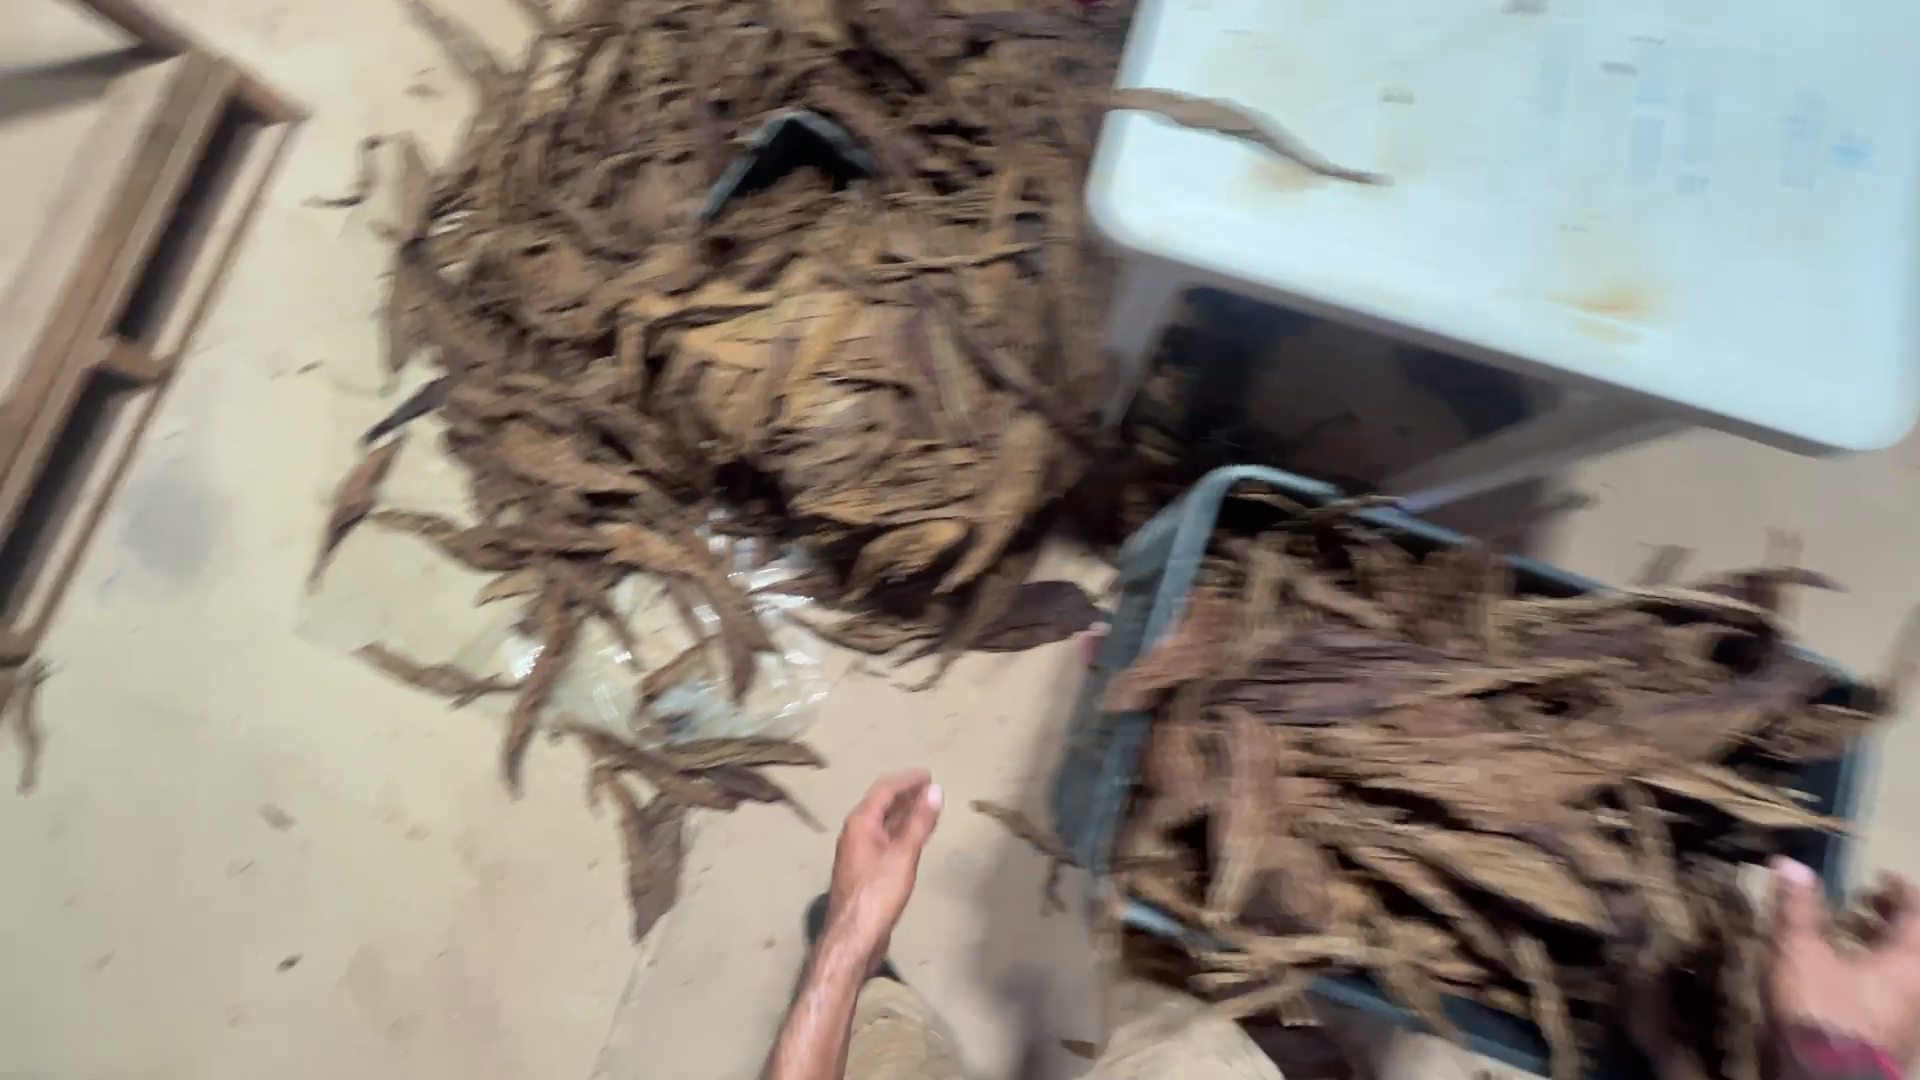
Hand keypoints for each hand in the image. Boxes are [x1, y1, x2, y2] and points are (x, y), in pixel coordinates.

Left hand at [824, 770, 942, 971]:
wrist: (853, 939)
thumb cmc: (877, 893)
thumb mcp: (903, 854)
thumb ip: (919, 821)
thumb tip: (935, 790)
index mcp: (860, 822)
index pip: (885, 789)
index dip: (908, 780)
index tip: (929, 775)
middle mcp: (856, 832)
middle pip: (883, 804)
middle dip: (908, 794)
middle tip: (932, 789)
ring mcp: (860, 851)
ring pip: (886, 823)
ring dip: (907, 813)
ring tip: (930, 807)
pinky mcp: (867, 869)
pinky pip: (887, 839)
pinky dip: (904, 832)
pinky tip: (918, 835)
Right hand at [1771, 856, 1919, 1065]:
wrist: (1828, 1068)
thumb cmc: (1821, 1002)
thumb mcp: (1800, 949)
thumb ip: (1798, 907)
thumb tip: (1792, 863)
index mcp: (1907, 964)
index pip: (1916, 919)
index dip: (1903, 894)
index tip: (1887, 876)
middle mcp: (1916, 985)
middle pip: (1916, 945)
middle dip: (1896, 918)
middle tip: (1870, 897)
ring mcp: (1907, 1008)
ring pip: (1906, 966)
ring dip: (1885, 941)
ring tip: (1855, 925)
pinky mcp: (1890, 1023)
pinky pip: (1894, 983)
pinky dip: (1876, 963)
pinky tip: (1845, 962)